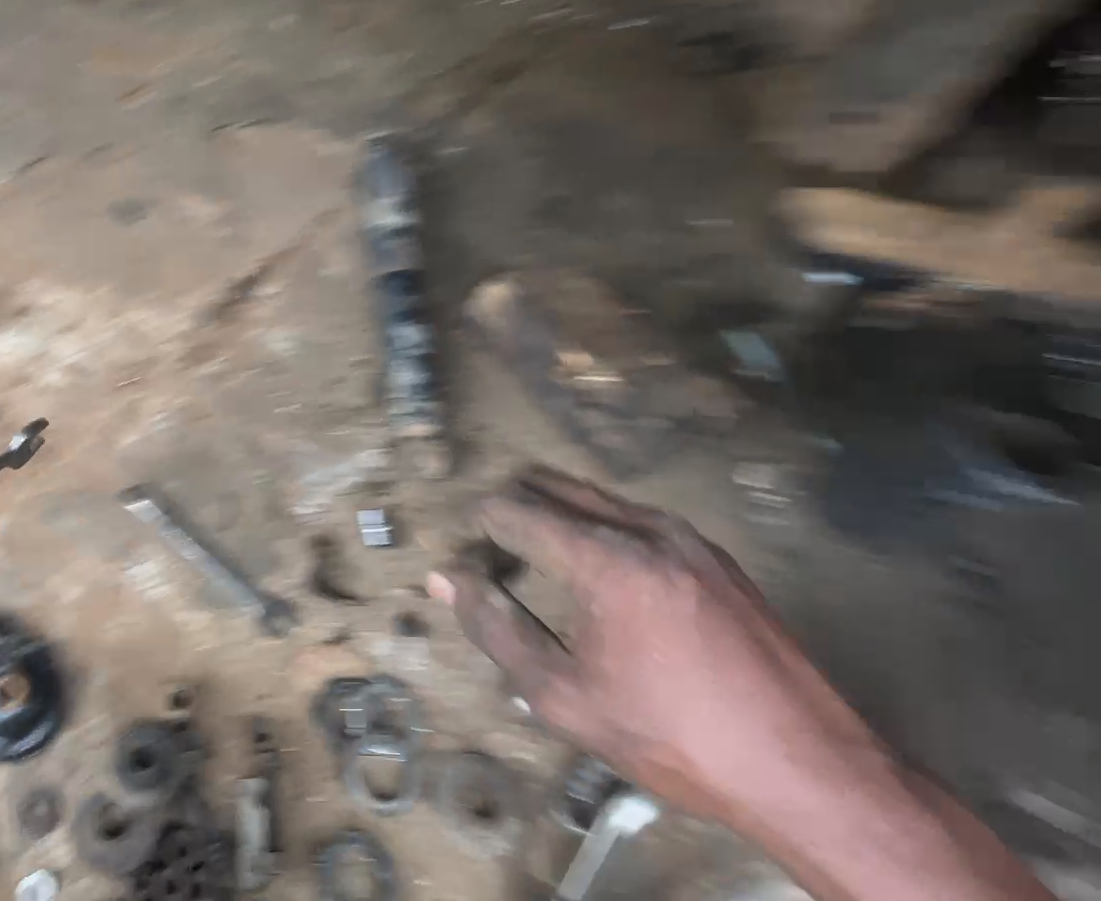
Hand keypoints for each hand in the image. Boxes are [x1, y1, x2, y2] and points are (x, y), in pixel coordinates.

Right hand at [429, 466, 884, 829]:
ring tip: (531, 555)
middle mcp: (647, 530)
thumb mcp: (563, 696)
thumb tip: (446, 579)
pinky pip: (634, 517)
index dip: (477, 526)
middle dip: (510, 507)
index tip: (461, 551)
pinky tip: (593, 570)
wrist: (810, 772)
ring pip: (596, 497)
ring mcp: (689, 538)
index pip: (516, 512)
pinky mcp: (716, 555)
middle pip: (553, 486)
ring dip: (553, 512)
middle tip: (488, 549)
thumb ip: (495, 629)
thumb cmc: (672, 738)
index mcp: (607, 561)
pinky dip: (596, 526)